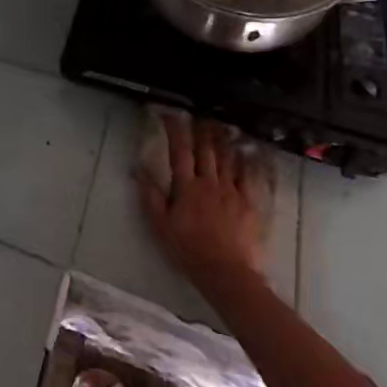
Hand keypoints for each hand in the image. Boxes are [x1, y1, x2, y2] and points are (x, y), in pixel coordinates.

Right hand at [136, 110, 266, 286]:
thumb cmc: (189, 251)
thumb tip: (139, 169)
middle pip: (205, 150)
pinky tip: (245, 150)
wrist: (226, 271)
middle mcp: (209, 182)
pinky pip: (246, 174)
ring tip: (219, 125)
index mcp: (187, 187)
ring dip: (222, 139)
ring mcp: (231, 190)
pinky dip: (244, 159)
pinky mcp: (248, 201)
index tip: (172, 114)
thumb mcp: (161, 227)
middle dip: (201, 129)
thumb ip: (151, 197)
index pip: (179, 151)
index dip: (175, 130)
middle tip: (199, 114)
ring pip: (226, 158)